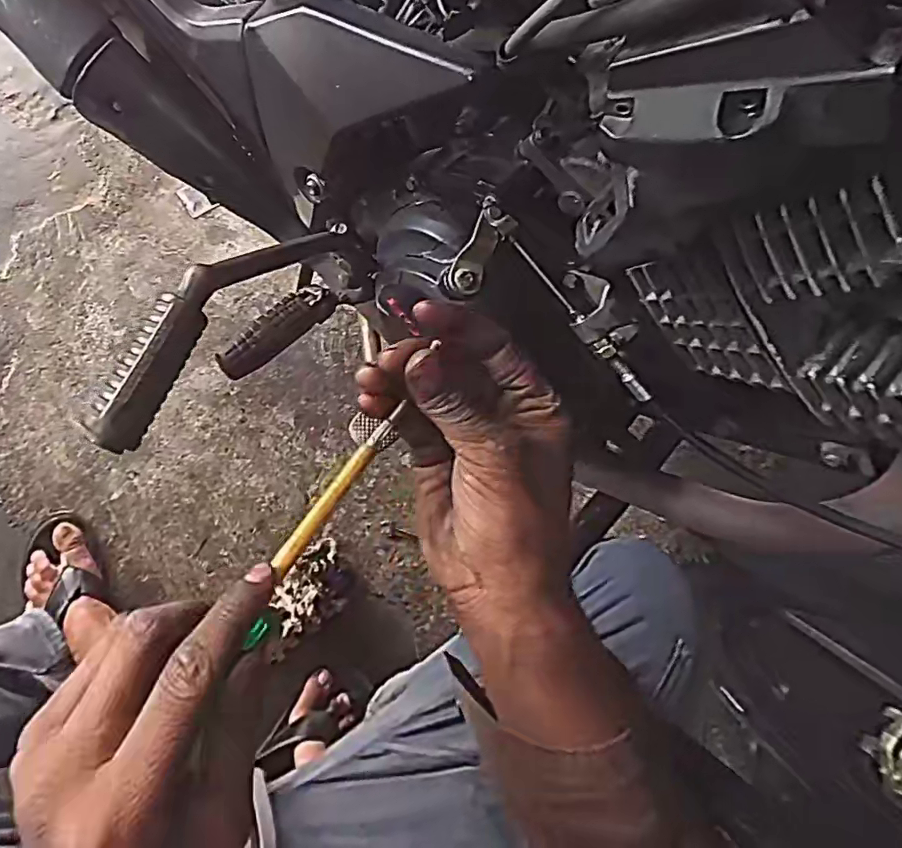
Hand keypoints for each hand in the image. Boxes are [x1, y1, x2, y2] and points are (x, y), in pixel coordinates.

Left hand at [12, 565, 274, 847]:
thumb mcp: (219, 821)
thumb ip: (237, 727)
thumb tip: (254, 647)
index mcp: (121, 804)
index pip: (185, 675)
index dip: (229, 618)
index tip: (257, 585)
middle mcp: (67, 770)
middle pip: (137, 639)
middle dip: (191, 612)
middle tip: (227, 617)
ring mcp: (40, 751)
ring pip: (109, 641)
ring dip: (161, 630)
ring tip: (194, 649)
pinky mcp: (31, 738)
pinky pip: (89, 664)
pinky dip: (130, 656)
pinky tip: (153, 679)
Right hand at [356, 300, 572, 623]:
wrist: (494, 588)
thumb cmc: (521, 534)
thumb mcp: (493, 457)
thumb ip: (454, 406)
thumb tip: (423, 364)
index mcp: (529, 405)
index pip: (492, 346)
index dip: (457, 326)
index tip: (423, 313)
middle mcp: (494, 412)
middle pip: (449, 362)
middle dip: (416, 354)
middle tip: (390, 357)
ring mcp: (460, 429)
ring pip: (421, 386)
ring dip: (393, 377)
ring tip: (372, 379)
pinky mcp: (432, 449)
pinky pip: (405, 413)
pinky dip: (386, 403)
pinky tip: (372, 399)